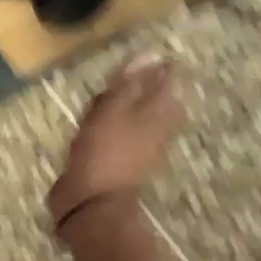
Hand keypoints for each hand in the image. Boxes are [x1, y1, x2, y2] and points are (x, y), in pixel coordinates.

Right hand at [49, 55, 185, 228]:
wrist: (93, 205)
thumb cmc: (102, 152)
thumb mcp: (111, 111)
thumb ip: (128, 84)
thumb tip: (149, 55)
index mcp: (155, 116)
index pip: (167, 85)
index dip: (164, 70)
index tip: (162, 57)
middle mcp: (156, 132)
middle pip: (163, 105)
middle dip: (158, 91)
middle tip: (150, 77)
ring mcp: (144, 152)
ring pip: (148, 123)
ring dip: (141, 109)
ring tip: (126, 100)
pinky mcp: (127, 167)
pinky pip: (132, 139)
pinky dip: (125, 128)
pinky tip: (112, 129)